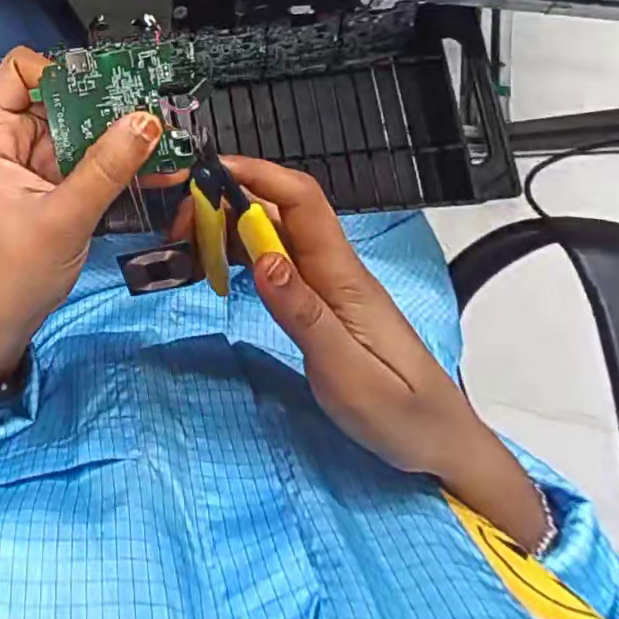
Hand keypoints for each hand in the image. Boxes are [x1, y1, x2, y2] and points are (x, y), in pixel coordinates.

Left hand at [0, 47, 163, 392]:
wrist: (8, 319)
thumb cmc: (13, 273)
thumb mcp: (64, 217)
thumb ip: (105, 168)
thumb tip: (143, 122)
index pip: (18, 71)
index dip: (57, 71)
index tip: (100, 90)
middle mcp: (12, 141)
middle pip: (58, 98)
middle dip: (102, 103)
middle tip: (147, 109)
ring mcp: (36, 162)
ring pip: (81, 128)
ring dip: (119, 133)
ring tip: (162, 138)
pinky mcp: (57, 182)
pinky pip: (91, 158)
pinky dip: (118, 161)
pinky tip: (155, 165)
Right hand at [223, 156, 550, 548]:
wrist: (440, 444)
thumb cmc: (401, 415)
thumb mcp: (349, 374)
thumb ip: (304, 315)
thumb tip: (264, 260)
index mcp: (341, 274)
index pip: (302, 200)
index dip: (256, 174)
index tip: (206, 175)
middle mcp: (330, 267)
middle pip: (275, 208)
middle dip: (223, 201)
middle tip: (178, 227)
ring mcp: (321, 282)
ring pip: (267, 231)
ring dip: (223, 226)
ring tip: (184, 244)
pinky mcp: (312, 299)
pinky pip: (266, 259)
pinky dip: (233, 253)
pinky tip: (210, 266)